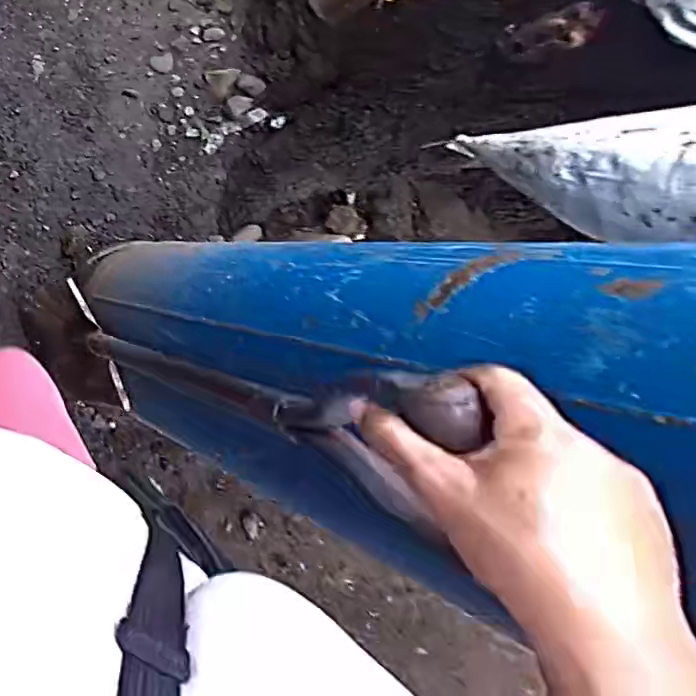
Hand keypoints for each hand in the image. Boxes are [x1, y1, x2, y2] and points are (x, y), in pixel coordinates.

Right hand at [360, 366, 695, 693]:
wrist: (603, 634)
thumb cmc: (529, 562)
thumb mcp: (435, 486)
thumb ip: (391, 437)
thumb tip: (365, 411)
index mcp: (547, 436)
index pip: (494, 377)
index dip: (452, 383)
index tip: (432, 408)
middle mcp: (598, 456)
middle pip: (521, 419)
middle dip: (478, 435)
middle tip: (452, 464)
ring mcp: (630, 492)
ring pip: (553, 456)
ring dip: (517, 469)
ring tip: (491, 503)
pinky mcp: (646, 525)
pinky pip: (587, 490)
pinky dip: (553, 499)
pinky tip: (531, 530)